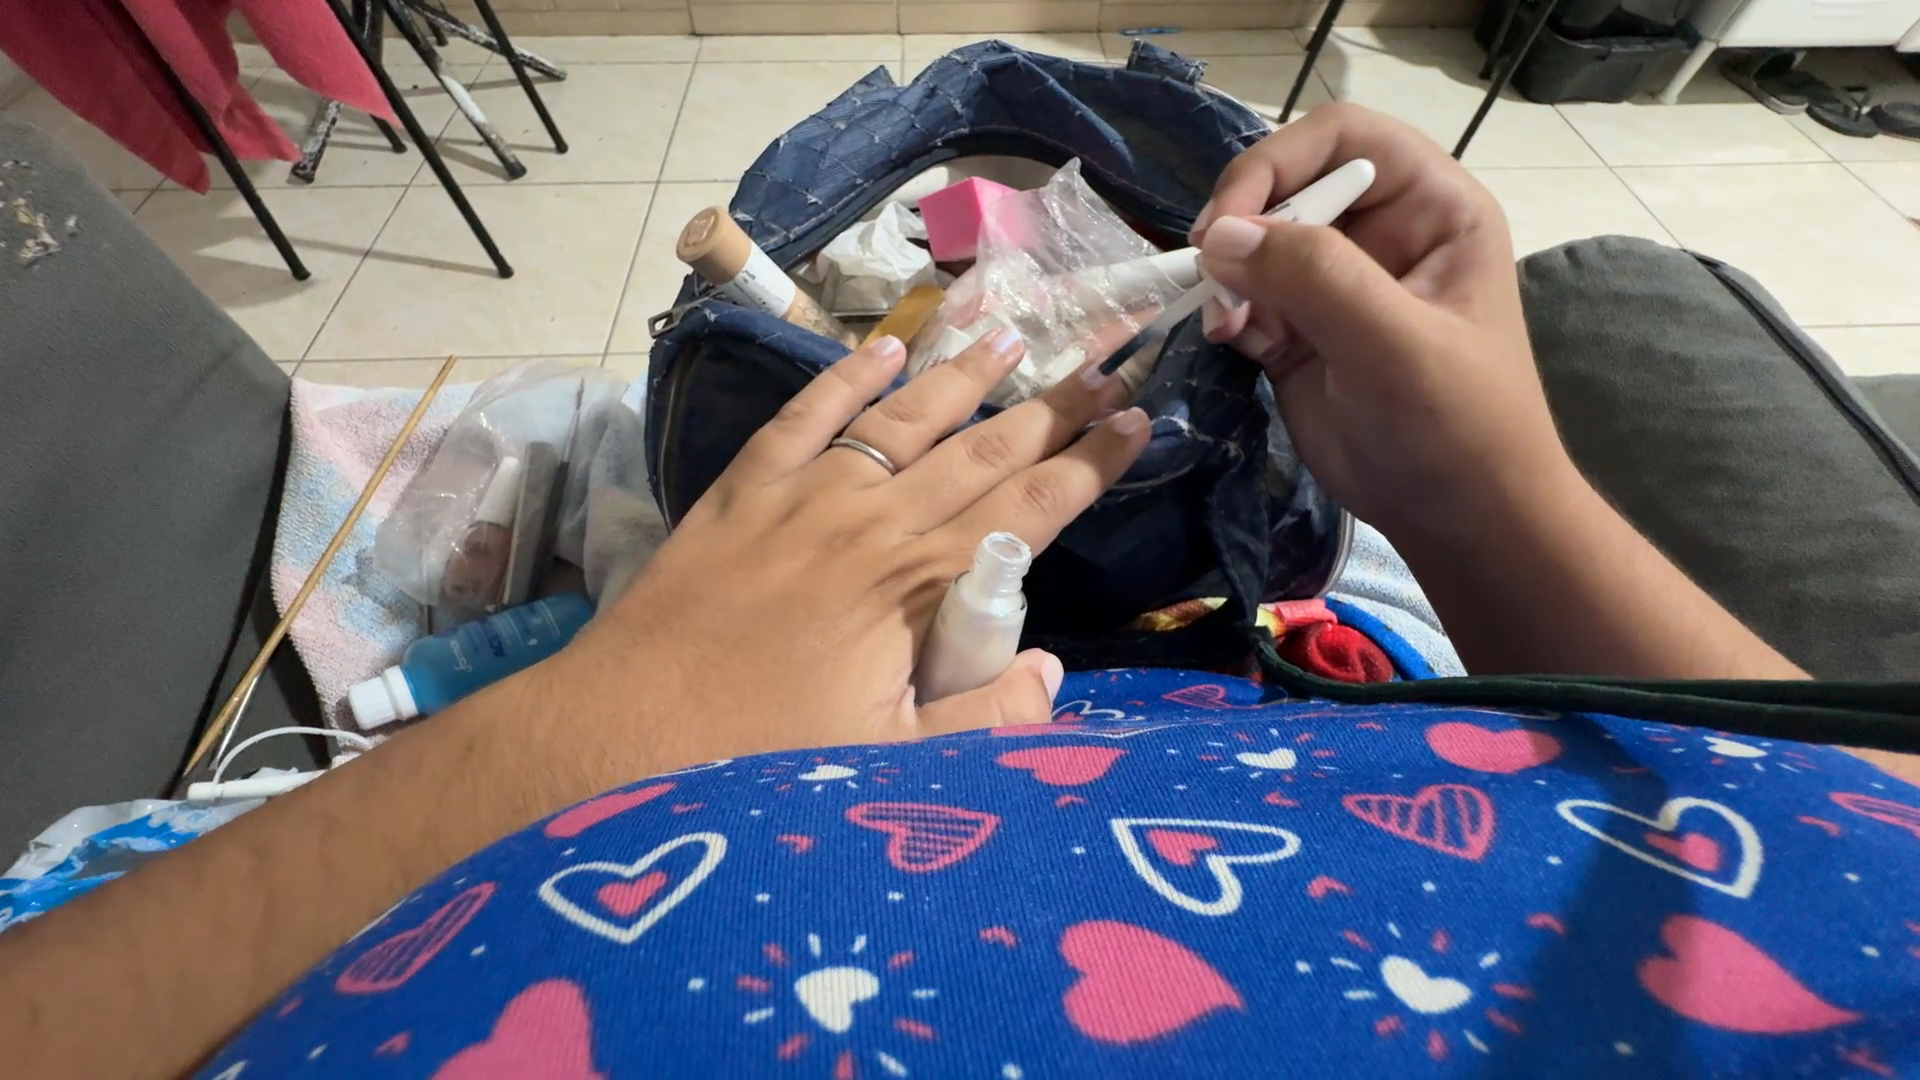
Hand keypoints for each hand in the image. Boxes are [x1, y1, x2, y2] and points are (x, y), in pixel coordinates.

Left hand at [564, 332, 1143, 768]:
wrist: (621, 731)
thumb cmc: (761, 755)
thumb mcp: (892, 763)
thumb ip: (985, 718)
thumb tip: (1051, 670)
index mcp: (919, 583)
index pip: (1030, 505)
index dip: (1091, 462)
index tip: (1137, 418)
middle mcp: (873, 519)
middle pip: (982, 448)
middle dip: (1053, 406)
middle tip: (1103, 361)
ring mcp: (805, 495)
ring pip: (903, 418)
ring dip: (962, 376)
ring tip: (1011, 335)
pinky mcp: (746, 490)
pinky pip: (807, 417)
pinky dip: (846, 377)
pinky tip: (884, 349)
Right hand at [1191, 103, 1578, 545]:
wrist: (1452, 514)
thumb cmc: (1452, 425)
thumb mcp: (1393, 344)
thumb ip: (1313, 279)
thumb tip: (1217, 238)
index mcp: (1429, 209)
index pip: (1343, 139)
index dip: (1278, 164)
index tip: (1226, 222)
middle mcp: (1377, 238)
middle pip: (1287, 190)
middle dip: (1242, 227)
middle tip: (1209, 272)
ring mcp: (1332, 291)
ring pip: (1256, 251)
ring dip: (1226, 280)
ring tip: (1223, 325)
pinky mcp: (1297, 338)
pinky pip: (1245, 304)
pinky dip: (1225, 316)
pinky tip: (1227, 341)